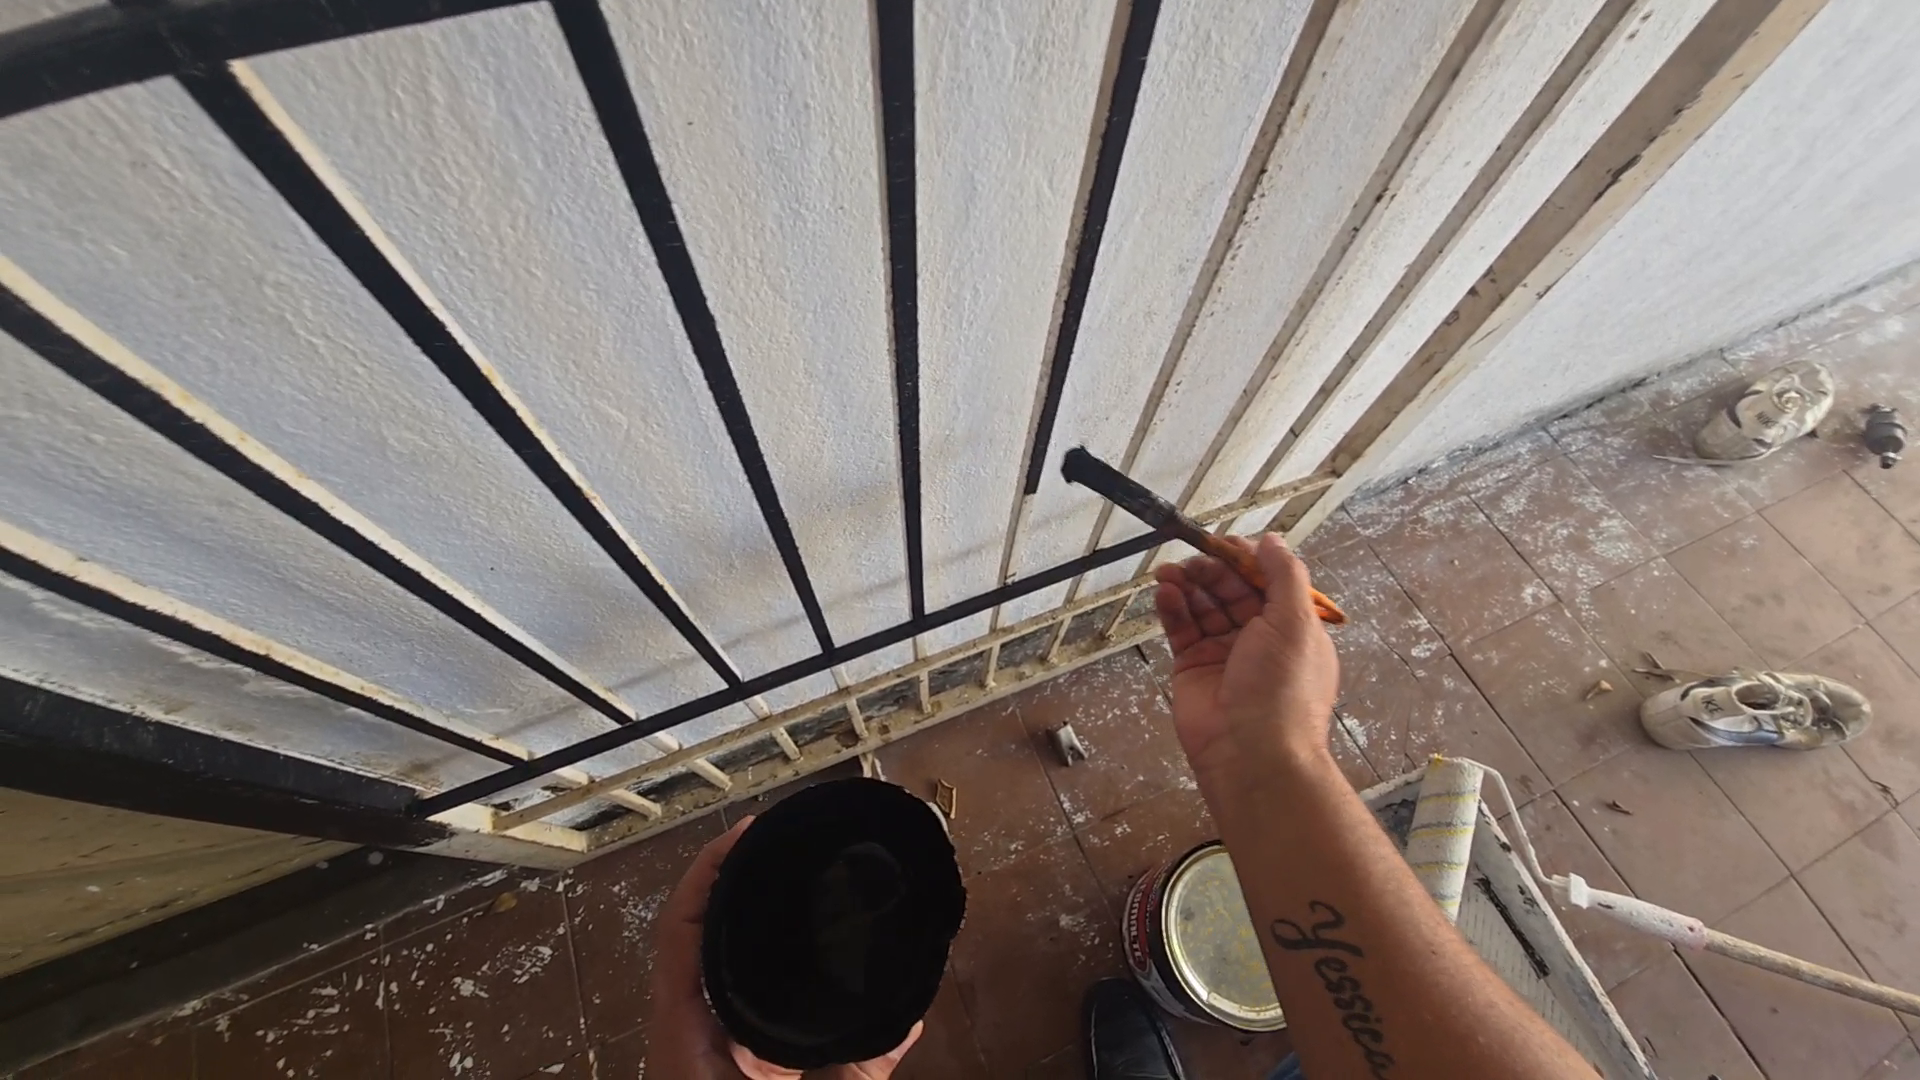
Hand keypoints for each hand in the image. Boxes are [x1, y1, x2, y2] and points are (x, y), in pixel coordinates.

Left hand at [644, 816, 924, 1079]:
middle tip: (773, 836)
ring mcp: (693, 1038)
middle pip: (685, 929)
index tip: (748, 833)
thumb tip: (910, 1016)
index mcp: (687, 1036)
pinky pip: (714, 978)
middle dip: (722, 874)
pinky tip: (774, 929)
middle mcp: (681, 1028)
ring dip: (727, 903)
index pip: (680, 932)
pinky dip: (737, 940)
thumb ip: (854, 1070)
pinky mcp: (709, 1052)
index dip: (706, 874)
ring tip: (775, 865)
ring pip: (696, 952)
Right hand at [1152, 533, 1339, 780]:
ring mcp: (1222, 652)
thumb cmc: (1281, 686)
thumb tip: (1272, 539)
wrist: (1251, 753)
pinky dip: (1172, 608)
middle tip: (1189, 559)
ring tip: (1168, 572)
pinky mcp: (1191, 666)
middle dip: (1210, 571)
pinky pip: (1181, 629)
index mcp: (1291, 627)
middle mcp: (1258, 637)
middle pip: (1230, 590)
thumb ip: (1284, 576)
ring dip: (1187, 585)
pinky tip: (1164, 593)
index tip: (1220, 542)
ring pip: (1202, 606)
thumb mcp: (1294, 624)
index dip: (1243, 559)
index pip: (1264, 581)